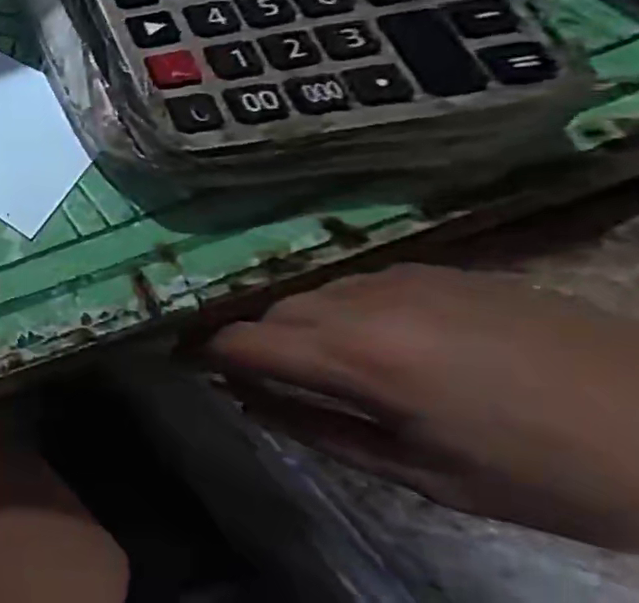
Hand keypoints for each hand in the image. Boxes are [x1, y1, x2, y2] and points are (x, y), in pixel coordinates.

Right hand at [204, 263, 638, 549]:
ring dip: (301, 324)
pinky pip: (355, 283)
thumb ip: (321, 433)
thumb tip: (247, 401)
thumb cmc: (554, 475)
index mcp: (356, 358)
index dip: (205, 353)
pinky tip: (387, 338)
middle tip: (269, 377)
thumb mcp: (433, 479)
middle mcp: (359, 303)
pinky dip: (345, 308)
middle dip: (258, 343)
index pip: (239, 342)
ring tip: (333, 361)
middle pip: (268, 312)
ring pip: (308, 293)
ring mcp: (397, 278)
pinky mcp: (434, 268)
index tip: (192, 367)